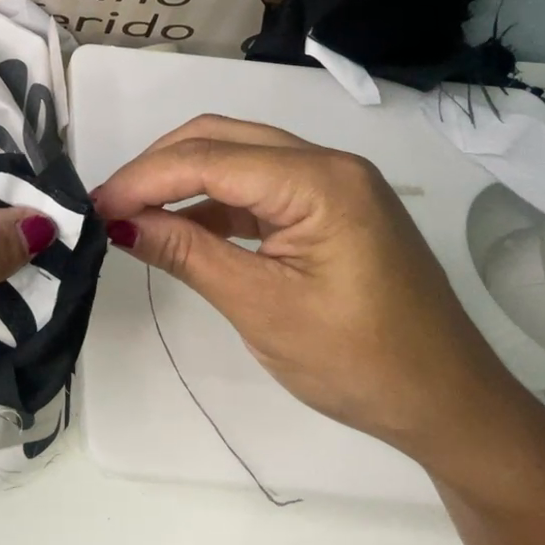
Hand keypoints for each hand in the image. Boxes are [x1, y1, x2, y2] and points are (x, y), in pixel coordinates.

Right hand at [89, 115, 518, 454]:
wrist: (451, 407)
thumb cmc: (361, 363)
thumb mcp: (261, 309)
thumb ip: (187, 253)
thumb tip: (118, 221)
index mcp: (320, 181)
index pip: (208, 159)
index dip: (143, 179)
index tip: (93, 208)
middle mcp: (327, 162)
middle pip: (220, 138)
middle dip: (157, 166)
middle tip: (109, 207)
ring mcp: (332, 181)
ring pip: (235, 153)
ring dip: (182, 177)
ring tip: (134, 213)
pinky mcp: (329, 204)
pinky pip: (256, 183)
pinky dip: (212, 198)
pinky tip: (183, 227)